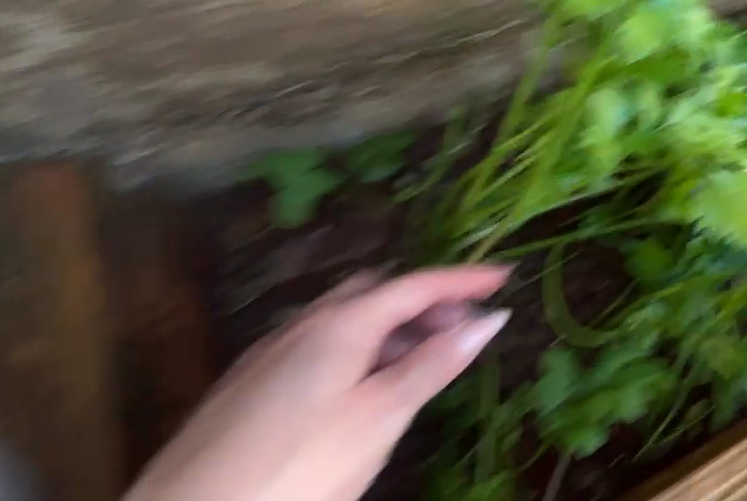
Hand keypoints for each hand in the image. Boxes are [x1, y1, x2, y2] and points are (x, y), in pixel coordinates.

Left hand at [126, 267, 511, 500]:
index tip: (505, 276)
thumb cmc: (297, 469)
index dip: (464, 279)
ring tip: (420, 360)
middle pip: (376, 292)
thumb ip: (436, 363)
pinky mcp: (241, 393)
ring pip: (343, 319)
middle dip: (424, 301)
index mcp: (339, 325)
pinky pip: (316, 345)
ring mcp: (265, 358)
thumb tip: (491, 319)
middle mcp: (300, 327)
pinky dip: (356, 347)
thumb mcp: (381, 416)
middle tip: (461, 328)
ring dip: (390, 326)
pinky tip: (359, 386)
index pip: (416, 284)